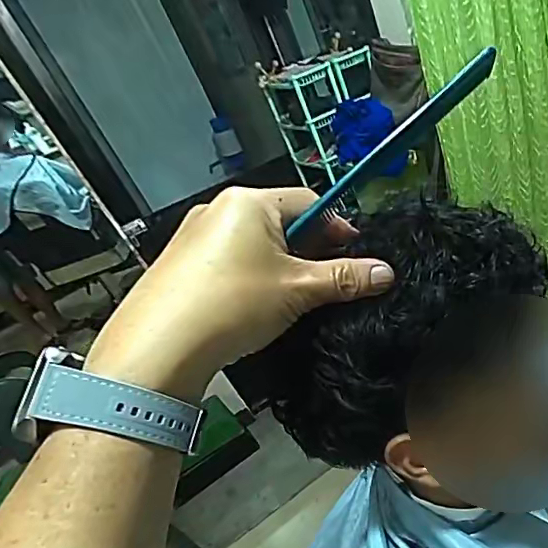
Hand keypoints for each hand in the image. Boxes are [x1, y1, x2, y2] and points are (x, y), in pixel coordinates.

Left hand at [83, 187, 394, 400]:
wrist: (162, 344)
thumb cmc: (233, 303)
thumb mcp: (301, 289)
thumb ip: (347, 277)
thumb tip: (386, 272)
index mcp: (250, 202)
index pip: (312, 202)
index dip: (341, 229)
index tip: (359, 258)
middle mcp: (220, 209)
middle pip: (286, 221)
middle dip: (315, 250)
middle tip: (334, 283)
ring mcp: (199, 235)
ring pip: (261, 243)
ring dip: (288, 266)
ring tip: (299, 299)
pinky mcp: (186, 263)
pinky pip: (237, 260)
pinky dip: (259, 277)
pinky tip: (263, 306)